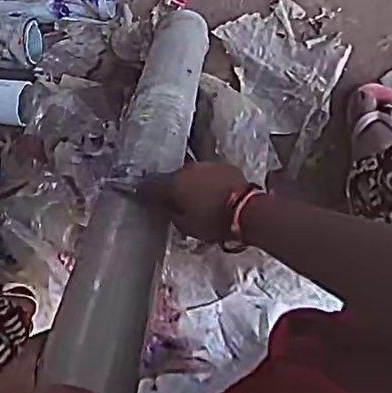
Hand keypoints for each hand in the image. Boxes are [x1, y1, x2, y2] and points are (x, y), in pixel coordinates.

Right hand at [137, 161, 253, 241]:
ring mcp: (206, 165)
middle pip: (172, 178)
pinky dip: (207, 182)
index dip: (144, 191)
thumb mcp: (188, 227)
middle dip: (171, 188)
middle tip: (174, 200)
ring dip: (190, 184)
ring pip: (191, 174)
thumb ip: (172, 215)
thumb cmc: (214, 222)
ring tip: (196, 197)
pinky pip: (209, 174)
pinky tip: (213, 192)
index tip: (141, 195)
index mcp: (173, 184)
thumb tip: (166, 208)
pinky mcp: (224, 166)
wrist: (250, 211)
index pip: (151, 185)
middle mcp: (187, 170)